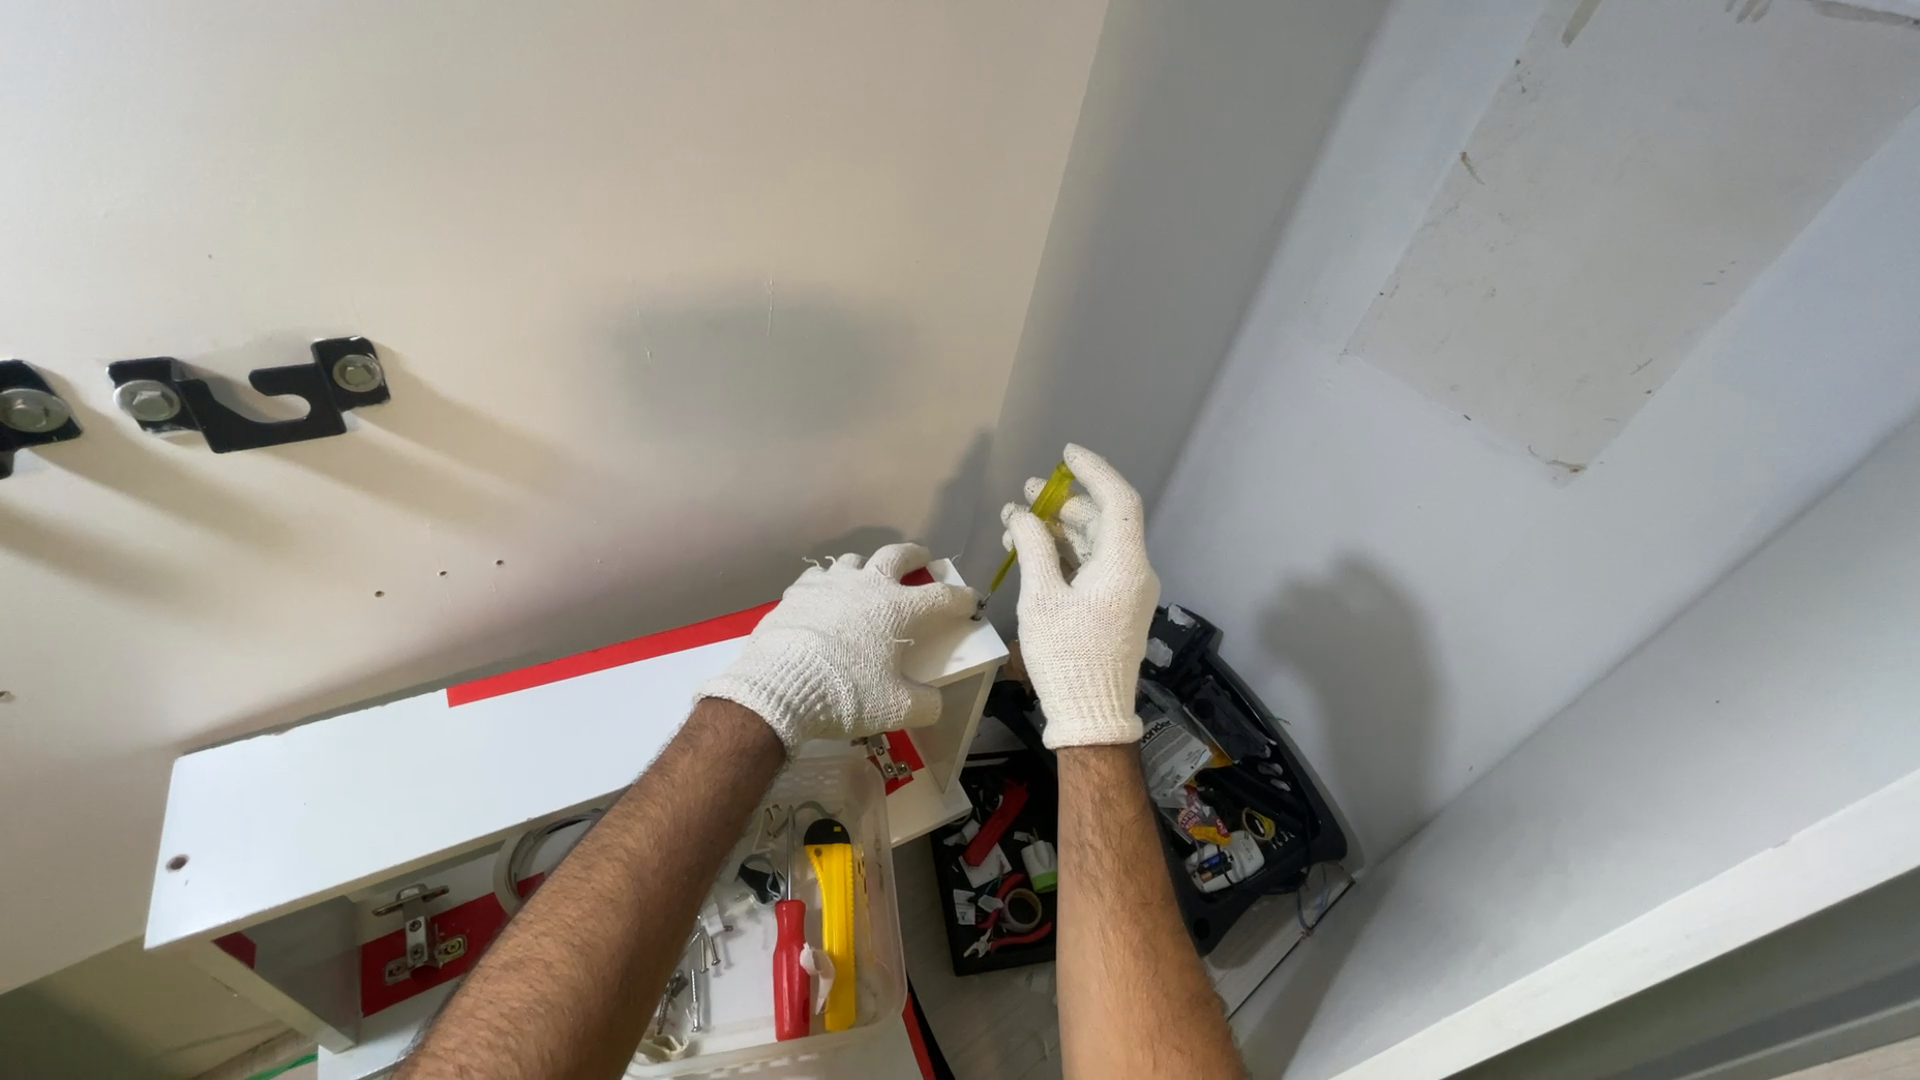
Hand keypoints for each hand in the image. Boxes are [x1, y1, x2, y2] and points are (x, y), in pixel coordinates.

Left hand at [699, 543, 977, 752]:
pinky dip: (828, 585)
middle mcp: (869, 586)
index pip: (943, 597)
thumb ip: (925, 703)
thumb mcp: (897, 709)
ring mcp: (830, 584)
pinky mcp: (798, 593)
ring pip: (854, 560)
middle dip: (915, 555)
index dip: (962, 597)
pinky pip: (818, 578)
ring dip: (867, 566)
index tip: (971, 600)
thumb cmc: (846, 694)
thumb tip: (933, 700)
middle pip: (898, 555)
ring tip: (867, 578)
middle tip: (922, 559)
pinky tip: (824, 598)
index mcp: (899, 610)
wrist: (779, 688)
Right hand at [1001, 444, 1159, 747]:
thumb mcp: (1041, 598)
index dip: (1094, 471)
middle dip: (1063, 502)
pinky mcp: (1115, 607)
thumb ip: (1034, 547)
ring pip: (1094, 543)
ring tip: (1016, 522)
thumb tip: (1023, 515)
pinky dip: (1064, 555)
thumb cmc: (1067, 656)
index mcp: (1124, 565)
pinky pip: (1093, 567)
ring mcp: (1126, 591)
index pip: (1118, 501)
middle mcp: (1133, 572)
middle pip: (1102, 521)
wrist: (1092, 714)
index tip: (1066, 454)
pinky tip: (1030, 551)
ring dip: (1057, 530)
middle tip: (1027, 491)